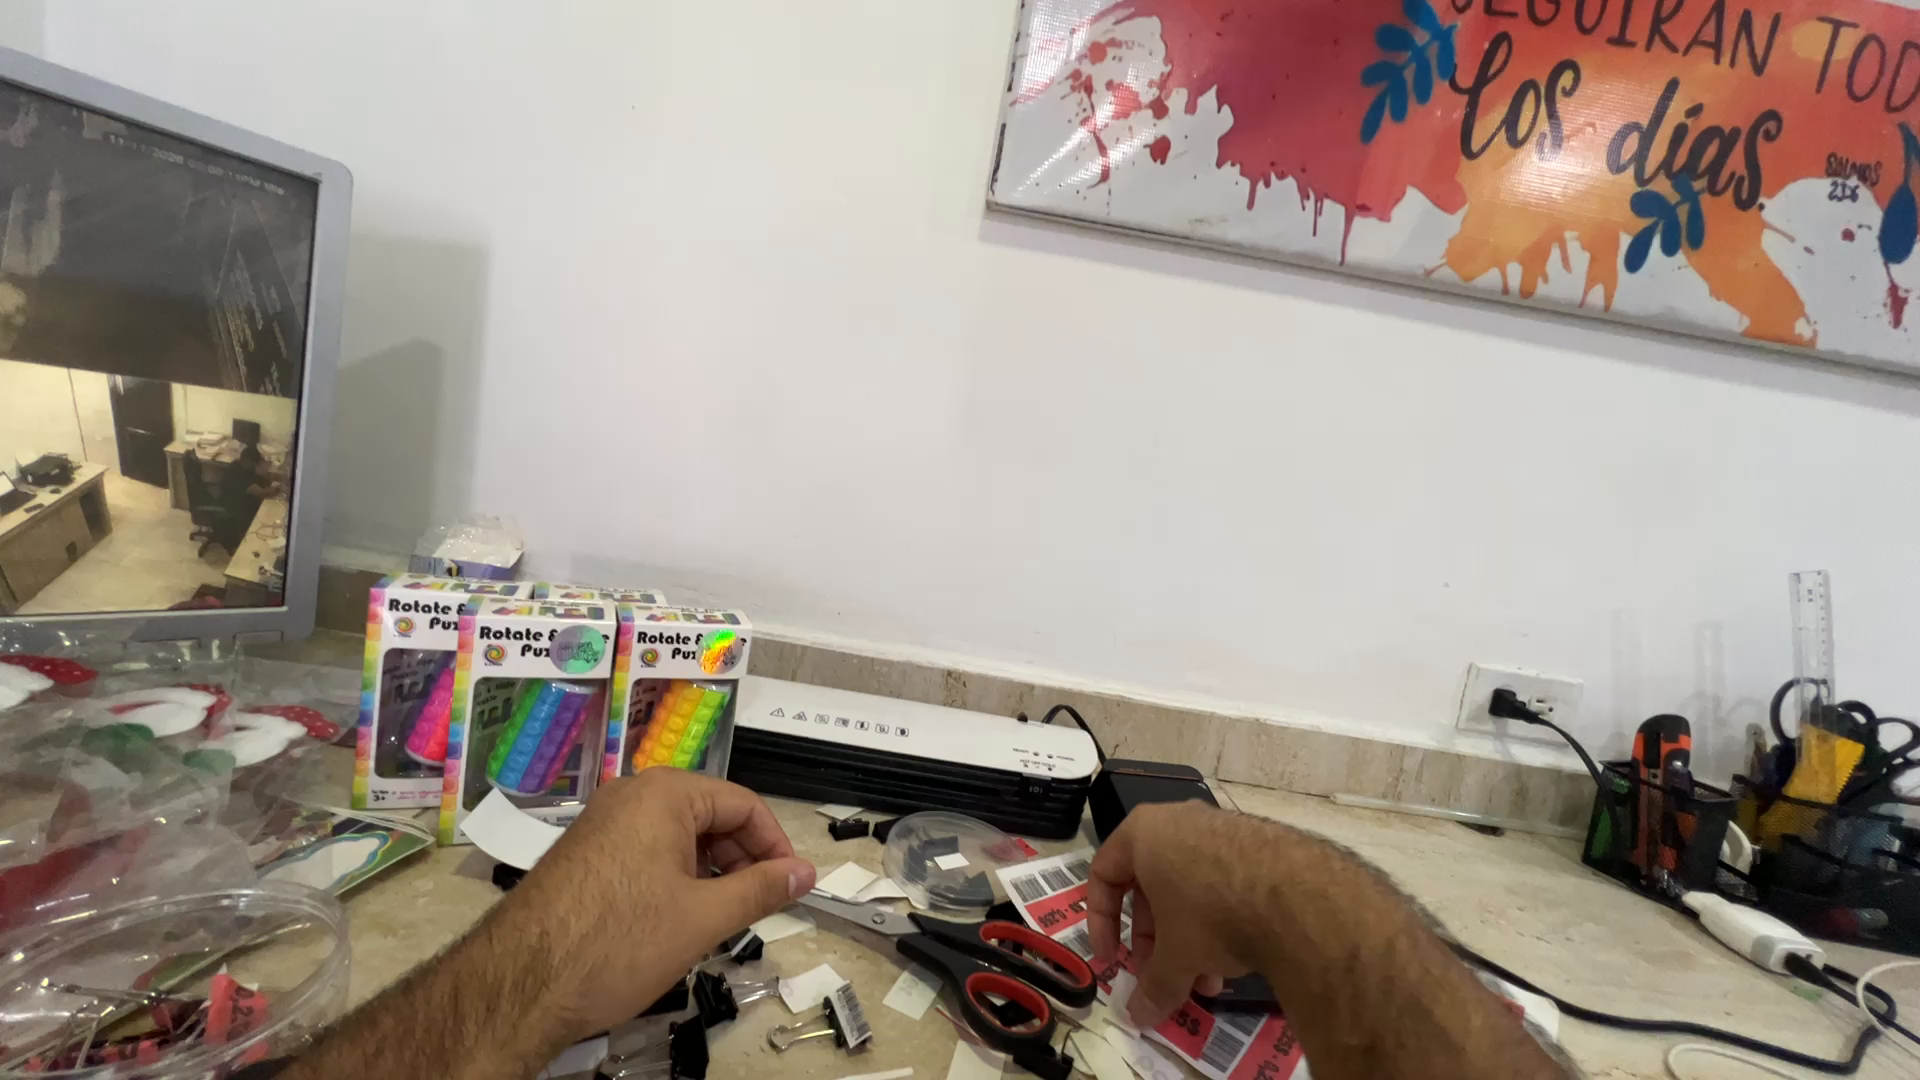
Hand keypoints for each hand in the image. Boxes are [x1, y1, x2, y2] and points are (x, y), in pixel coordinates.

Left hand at [493, 769, 817, 1043]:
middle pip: (711, 815)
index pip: (744, 804)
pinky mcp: (584, 851)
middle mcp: (633, 794)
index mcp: (666, 793)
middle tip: (757, 904)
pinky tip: (675, 916)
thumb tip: (807, 872)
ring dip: (709, 870)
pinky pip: (647, 849)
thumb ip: (762, 889)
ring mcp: (603, 821)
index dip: (774, 845)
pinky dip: (674, 876)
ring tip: (718, 916)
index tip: (791, 885)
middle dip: (741, 858)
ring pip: (679, 835)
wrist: (509, 991)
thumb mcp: (703, 917)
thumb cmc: (617, 943)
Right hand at [1087, 801, 1261, 1027]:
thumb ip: (1152, 985)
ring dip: (1188, 936)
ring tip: (1205, 981)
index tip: (1112, 960)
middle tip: (1161, 974)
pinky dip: (1217, 918)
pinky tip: (1235, 960)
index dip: (1100, 923)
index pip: (1103, 874)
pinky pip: (1219, 880)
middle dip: (1154, 938)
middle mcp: (1174, 820)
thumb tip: (1136, 1017)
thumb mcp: (1175, 955)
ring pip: (1187, 886)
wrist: (1294, 893)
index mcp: (1141, 832)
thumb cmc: (1210, 912)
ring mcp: (1215, 825)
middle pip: (1149, 884)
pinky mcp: (1252, 840)